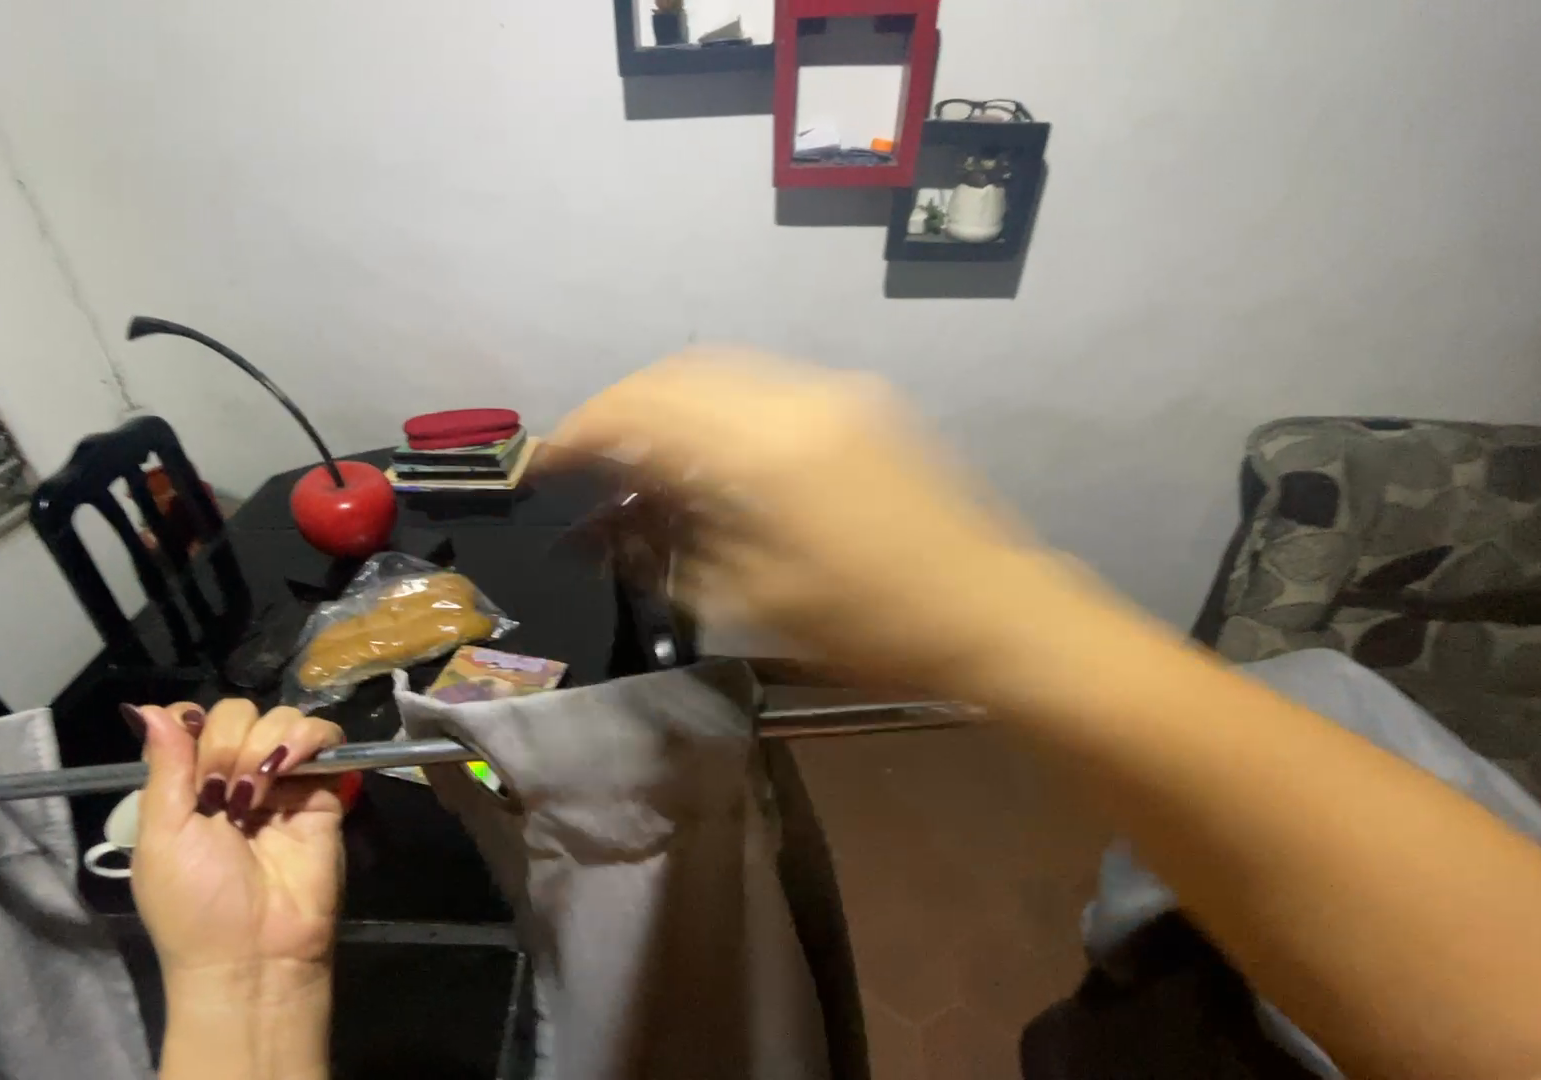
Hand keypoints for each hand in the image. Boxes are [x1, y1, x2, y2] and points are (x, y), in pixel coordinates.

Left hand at [129, 701, 345, 994]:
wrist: (255, 948)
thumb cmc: (195, 901)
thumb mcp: (162, 836)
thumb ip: (165, 767)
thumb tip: (148, 708)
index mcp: (190, 785)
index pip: (194, 720)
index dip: (194, 726)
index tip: (192, 761)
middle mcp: (237, 773)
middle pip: (238, 713)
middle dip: (229, 745)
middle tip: (225, 794)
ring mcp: (284, 778)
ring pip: (281, 718)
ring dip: (265, 746)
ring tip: (258, 794)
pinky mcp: (324, 786)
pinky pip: (324, 735)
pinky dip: (309, 739)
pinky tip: (291, 769)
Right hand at [551, 349, 1112, 697]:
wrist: (993, 614)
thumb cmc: (871, 629)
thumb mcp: (752, 601)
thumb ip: (670, 545)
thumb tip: (613, 518)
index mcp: (766, 451)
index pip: (646, 409)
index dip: (585, 430)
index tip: (547, 461)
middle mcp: (798, 396)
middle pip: (679, 374)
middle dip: (622, 412)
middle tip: (590, 460)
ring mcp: (836, 391)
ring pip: (721, 373)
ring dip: (669, 408)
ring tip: (641, 461)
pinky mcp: (861, 402)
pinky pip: (764, 386)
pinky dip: (716, 411)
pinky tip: (707, 455)